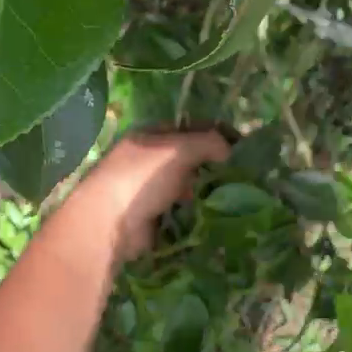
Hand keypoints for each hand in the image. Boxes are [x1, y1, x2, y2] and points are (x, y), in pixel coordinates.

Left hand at [57, 130, 229, 264]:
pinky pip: (179, 210)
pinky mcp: (150, 217)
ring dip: (204, 191)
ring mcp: (147, 188)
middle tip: (243, 176)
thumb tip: (229, 148)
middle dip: (211, 165)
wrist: (109, 224)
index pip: (188, 127)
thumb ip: (206, 143)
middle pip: (187, 157)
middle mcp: (146, 159)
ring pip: (184, 185)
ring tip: (235, 198)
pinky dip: (195, 212)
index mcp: (149, 135)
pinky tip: (216, 216)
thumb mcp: (178, 150)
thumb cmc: (142, 177)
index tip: (241, 147)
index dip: (214, 134)